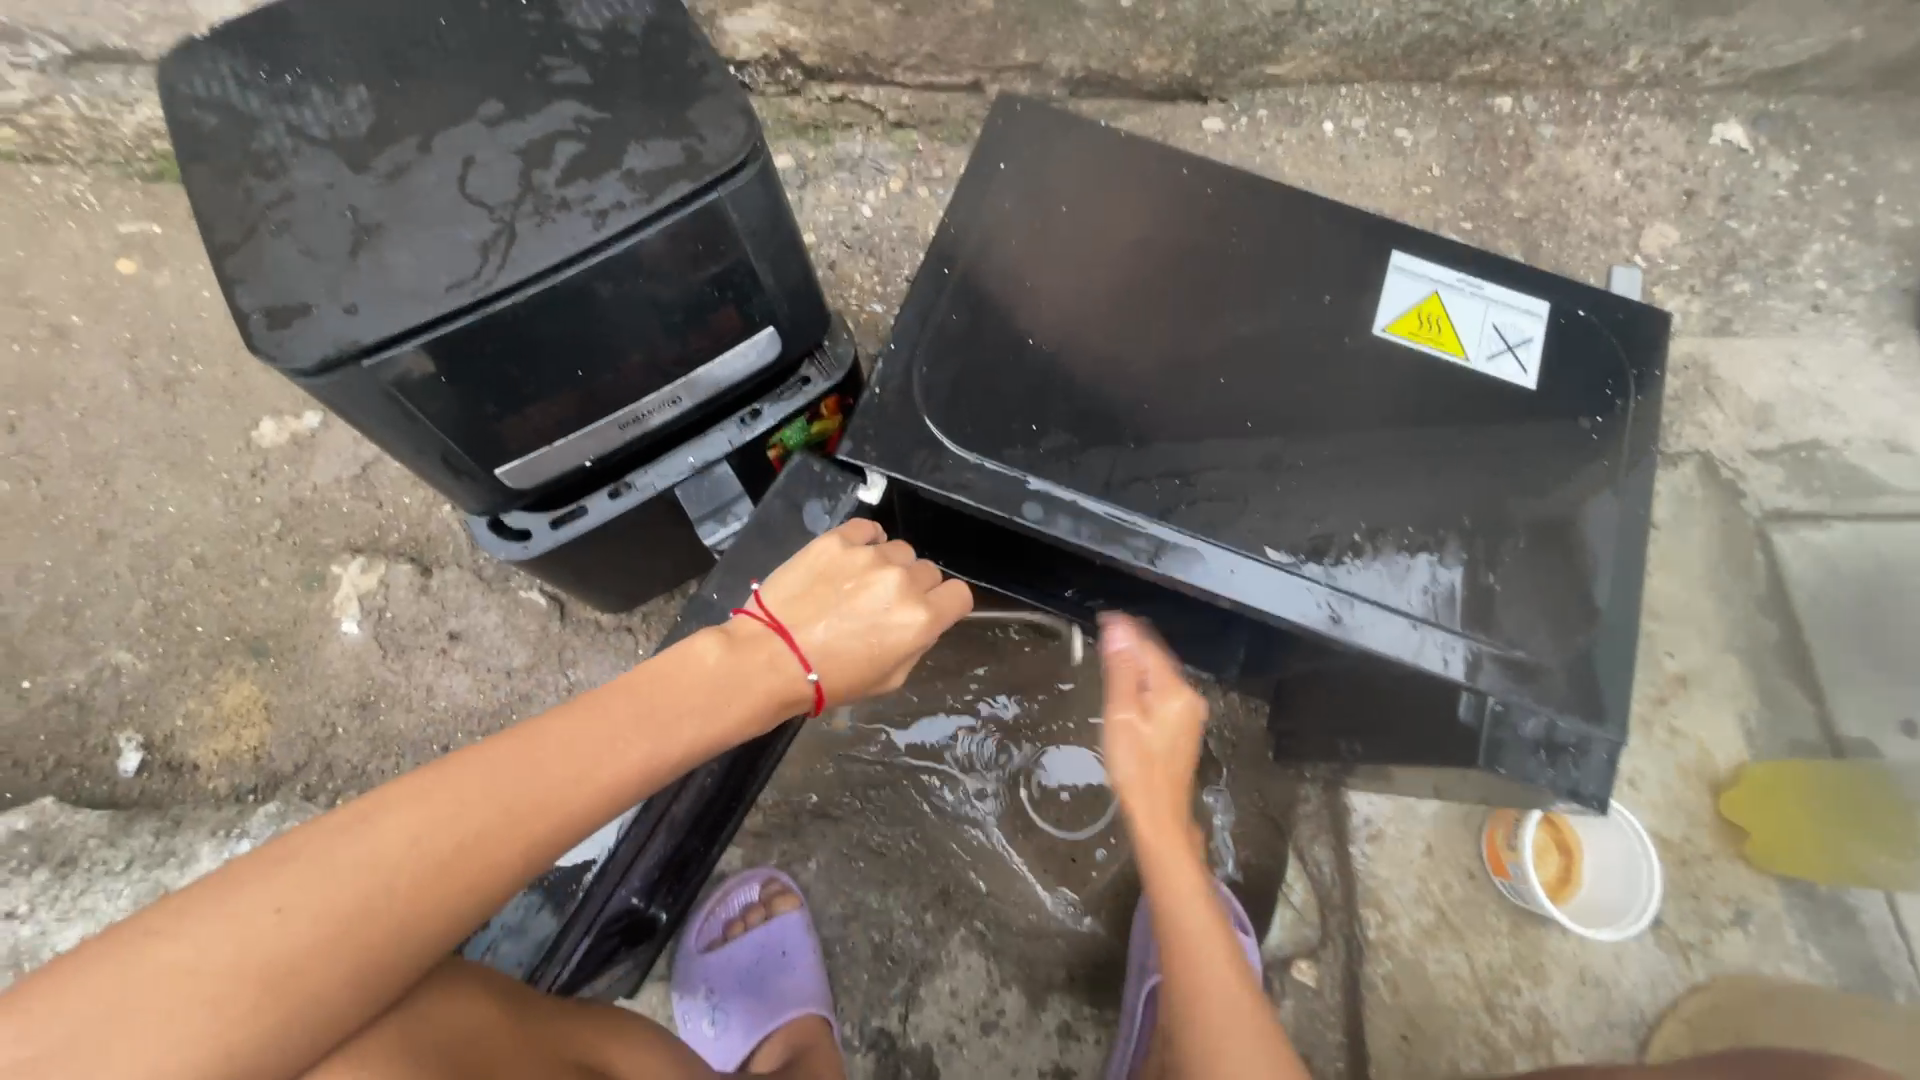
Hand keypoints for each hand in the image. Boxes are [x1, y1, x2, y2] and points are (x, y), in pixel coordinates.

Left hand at [719, 519, 973, 712]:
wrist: (769, 658)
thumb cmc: (830, 680)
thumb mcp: (890, 680)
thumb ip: (916, 645)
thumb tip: (921, 622)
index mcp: (921, 619)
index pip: (959, 595)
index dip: (946, 604)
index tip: (930, 610)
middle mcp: (902, 581)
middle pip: (929, 571)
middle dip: (914, 588)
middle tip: (883, 606)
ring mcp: (869, 556)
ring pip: (899, 550)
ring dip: (888, 565)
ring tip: (858, 584)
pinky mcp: (837, 540)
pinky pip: (867, 529)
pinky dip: (865, 540)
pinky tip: (851, 558)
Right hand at [1098, 612, 1208, 843]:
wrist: (1158, 816)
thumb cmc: (1136, 768)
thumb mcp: (1121, 715)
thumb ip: (1120, 671)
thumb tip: (1117, 631)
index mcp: (1174, 691)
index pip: (1148, 646)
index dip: (1124, 630)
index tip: (1102, 618)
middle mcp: (1188, 697)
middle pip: (1156, 658)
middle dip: (1131, 644)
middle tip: (1102, 633)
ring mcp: (1188, 713)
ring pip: (1159, 674)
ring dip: (1136, 662)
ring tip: (1109, 653)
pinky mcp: (1182, 726)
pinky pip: (1162, 691)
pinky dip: (1143, 682)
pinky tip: (1126, 686)